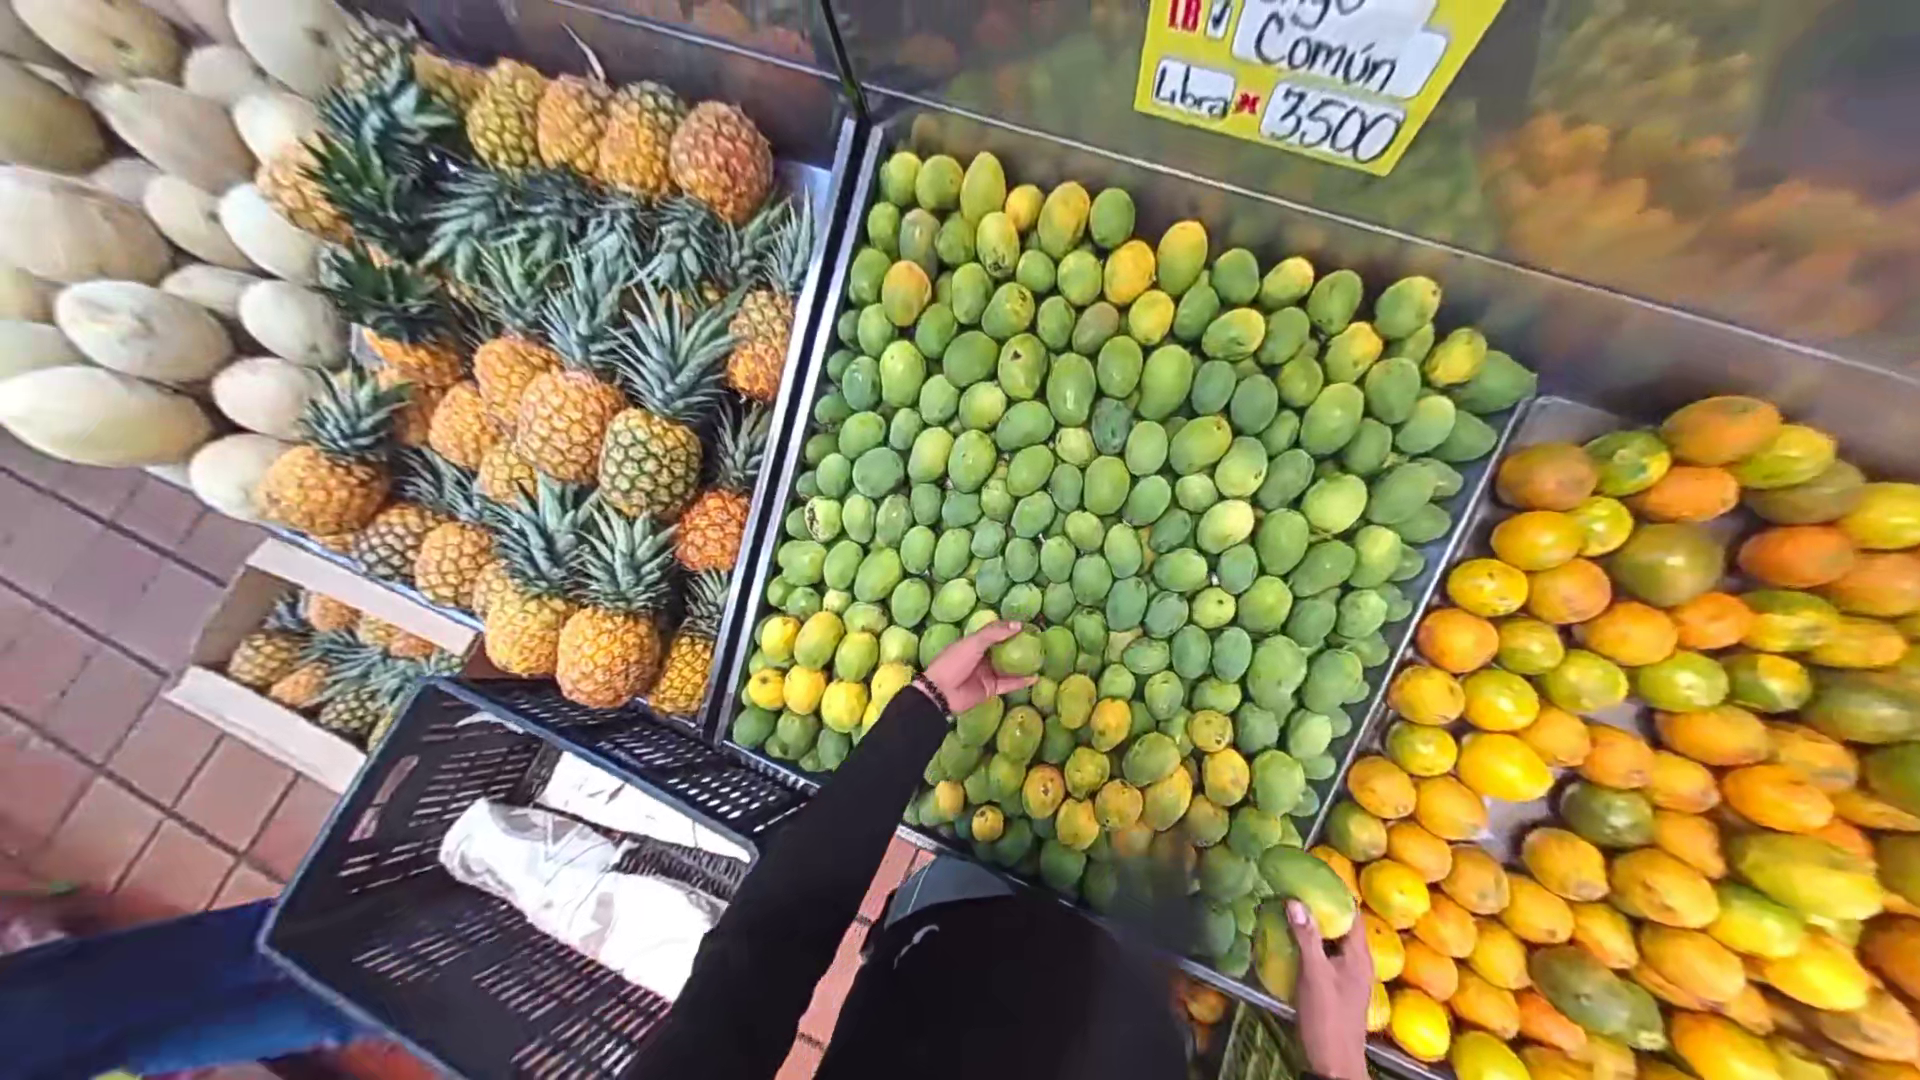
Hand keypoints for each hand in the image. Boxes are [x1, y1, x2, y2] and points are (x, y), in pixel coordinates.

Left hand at [920, 621, 1036, 713]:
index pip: (996, 632)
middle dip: (1020, 645)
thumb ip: (994, 633)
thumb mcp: (973, 642)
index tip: (1029, 626)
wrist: (941, 692)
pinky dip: (1021, 681)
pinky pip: (1009, 684)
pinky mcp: (991, 688)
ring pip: (1009, 667)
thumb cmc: (954, 662)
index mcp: (975, 642)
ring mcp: (987, 673)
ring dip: (1023, 664)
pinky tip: (1035, 677)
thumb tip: (1018, 624)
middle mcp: (983, 656)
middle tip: (1039, 641)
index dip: (1011, 628)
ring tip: (1041, 659)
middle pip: (1004, 649)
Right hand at [1288, 900, 1372, 1079]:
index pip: (1352, 914)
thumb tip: (1296, 900)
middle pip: (1340, 924)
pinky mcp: (1333, 985)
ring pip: (1329, 939)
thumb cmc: (1328, 1018)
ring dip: (1312, 922)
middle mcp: (1355, 963)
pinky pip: (1322, 952)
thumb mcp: (1315, 975)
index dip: (1336, 891)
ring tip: (1286, 902)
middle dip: (1319, 904)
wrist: (1332, 1065)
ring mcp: (1345, 975)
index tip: (1313, 871)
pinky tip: (1286, 935)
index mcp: (1358, 957)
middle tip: (1293, 883)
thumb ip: (1306, 938)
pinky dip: (1307, 939)